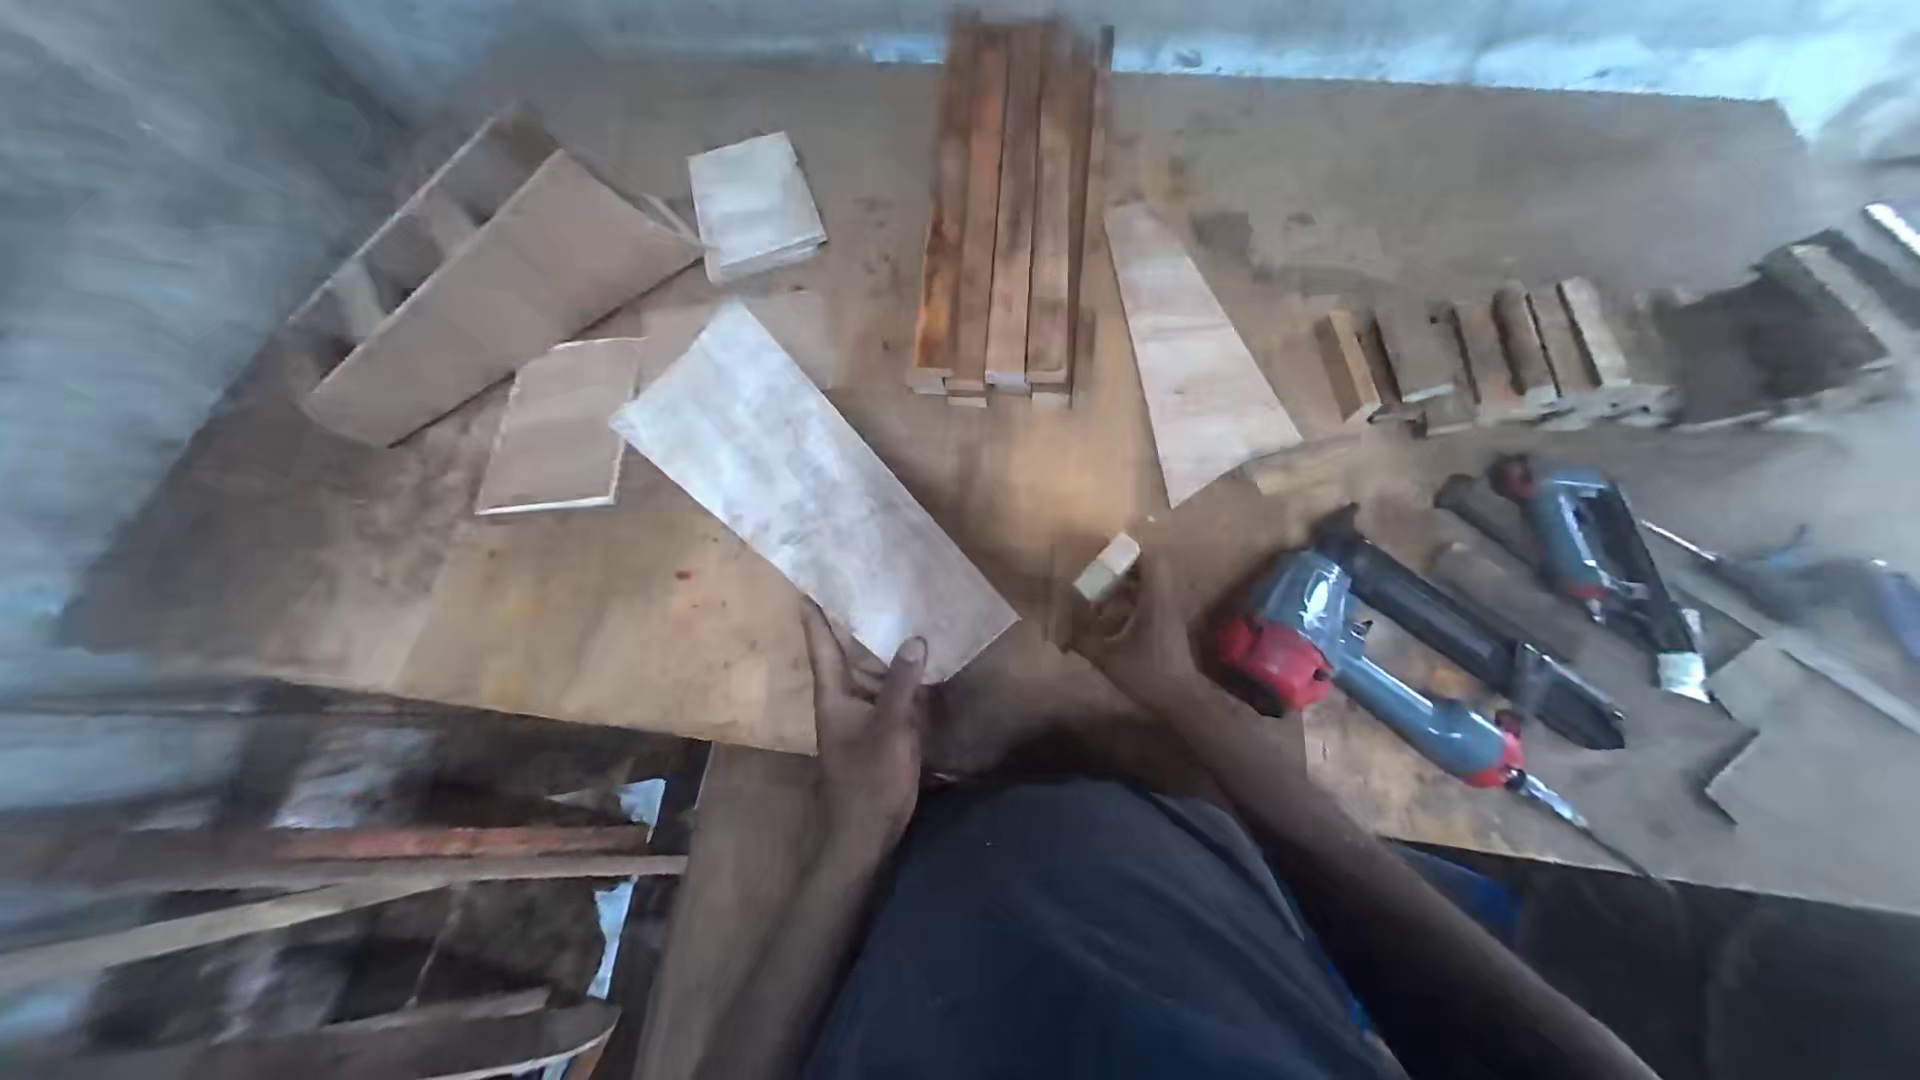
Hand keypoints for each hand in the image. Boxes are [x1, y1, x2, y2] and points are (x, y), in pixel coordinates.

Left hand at [801, 601, 929, 861]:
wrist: (867, 832)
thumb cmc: (869, 780)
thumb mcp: (888, 728)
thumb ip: (900, 684)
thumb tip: (915, 639)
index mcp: (833, 694)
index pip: (821, 644)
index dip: (815, 614)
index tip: (810, 583)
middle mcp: (845, 697)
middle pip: (848, 651)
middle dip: (855, 619)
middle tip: (868, 582)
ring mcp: (864, 713)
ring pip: (872, 669)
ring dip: (883, 643)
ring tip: (898, 608)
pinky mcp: (883, 726)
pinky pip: (891, 688)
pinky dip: (901, 671)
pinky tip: (920, 656)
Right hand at [1072, 551, 1204, 707]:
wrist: (1182, 700)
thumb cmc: (1147, 675)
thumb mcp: (1107, 658)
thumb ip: (1082, 640)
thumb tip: (1057, 629)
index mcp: (1156, 599)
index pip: (1150, 558)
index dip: (1127, 550)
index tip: (1101, 551)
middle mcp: (1167, 598)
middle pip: (1152, 565)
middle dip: (1124, 563)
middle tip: (1099, 569)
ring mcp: (1171, 610)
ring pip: (1152, 581)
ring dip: (1129, 580)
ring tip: (1102, 589)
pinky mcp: (1170, 622)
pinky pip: (1152, 596)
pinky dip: (1133, 596)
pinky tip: (1113, 612)